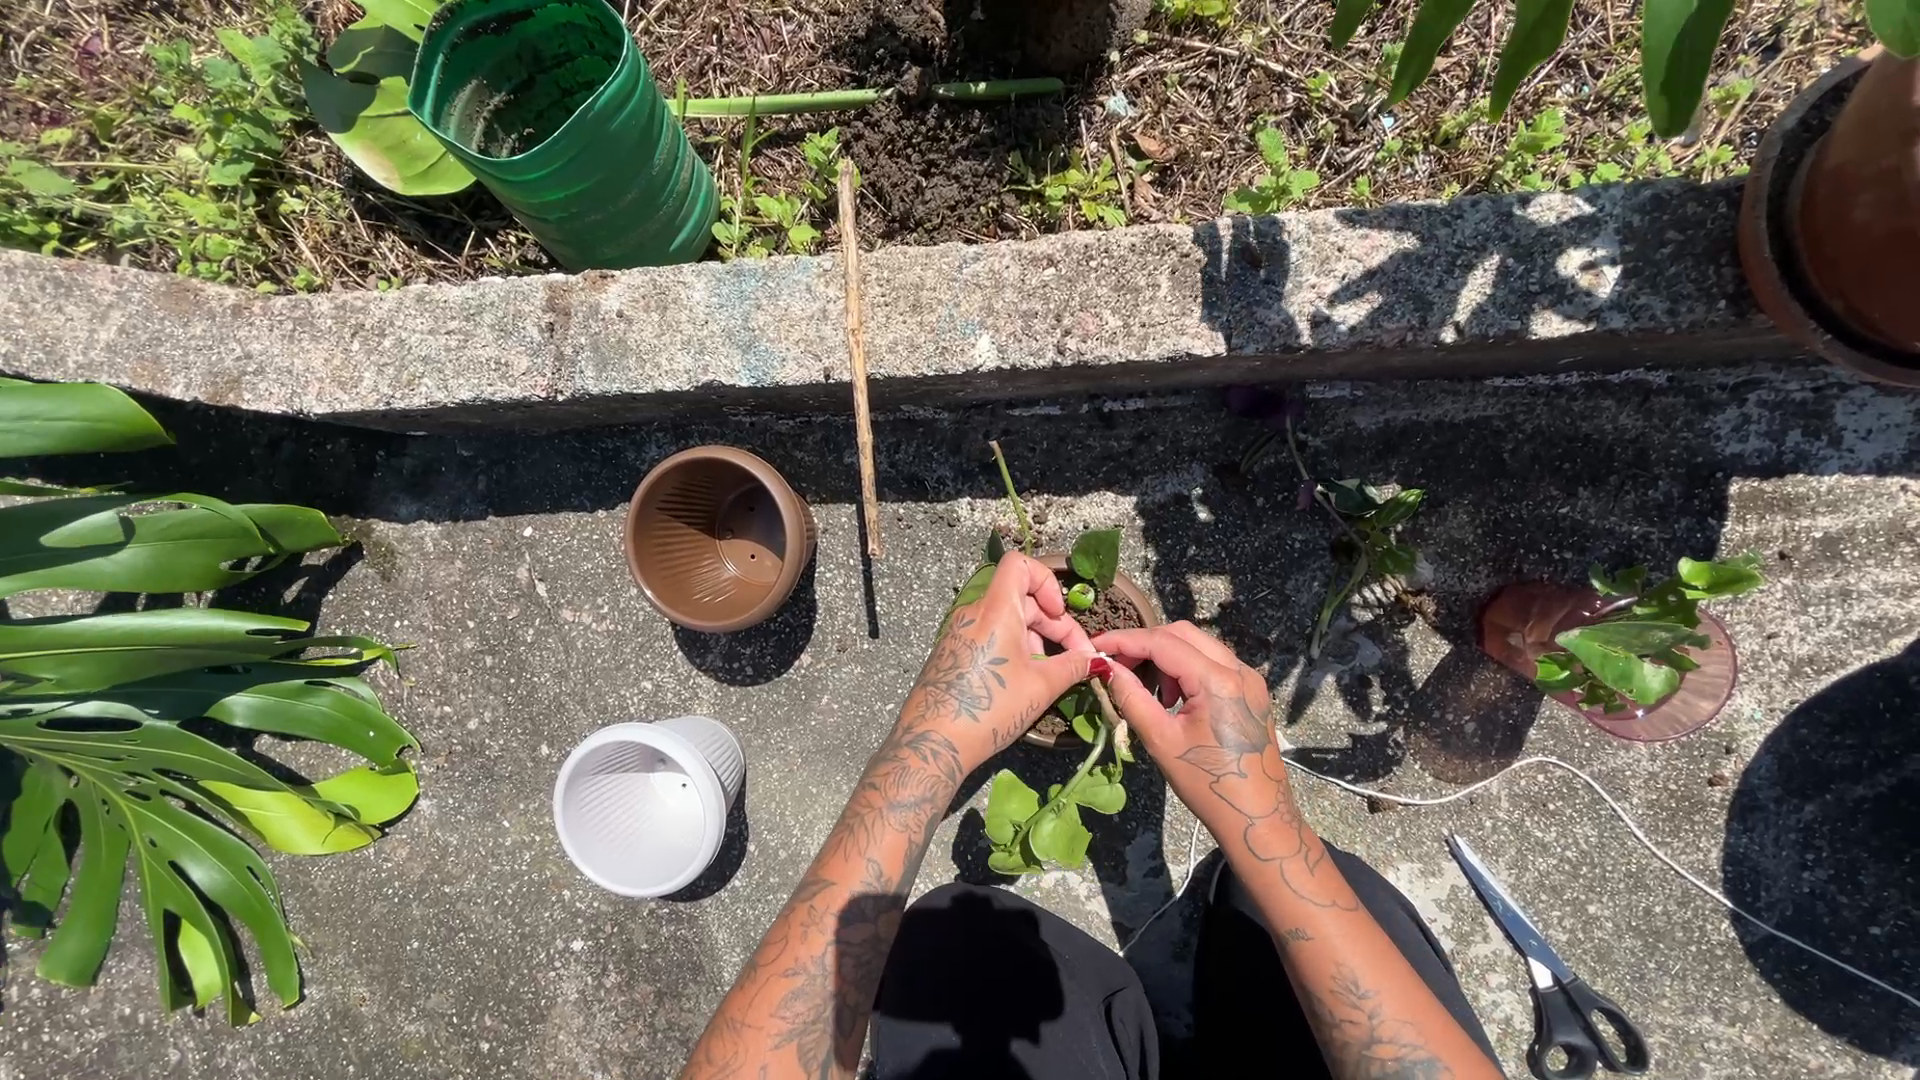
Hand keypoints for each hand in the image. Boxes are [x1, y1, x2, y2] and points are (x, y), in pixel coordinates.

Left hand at [900, 552, 1094, 773]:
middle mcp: (975, 612)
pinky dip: (1013, 648)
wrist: (934, 741)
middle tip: (1076, 657)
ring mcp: (960, 632)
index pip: (1019, 564)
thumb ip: (1073, 666)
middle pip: (1020, 597)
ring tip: (1051, 673)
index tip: (1059, 614)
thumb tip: (1095, 660)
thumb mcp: (1041, 686)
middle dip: (1052, 623)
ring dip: (1034, 639)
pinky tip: (1024, 680)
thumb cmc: (990, 708)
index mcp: (995, 609)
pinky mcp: (953, 652)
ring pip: (1006, 619)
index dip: (1046, 581)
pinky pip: (989, 636)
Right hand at [1093, 623, 1344, 906]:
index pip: (1163, 642)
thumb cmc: (1208, 784)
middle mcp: (1239, 670)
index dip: (1125, 640)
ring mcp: (1250, 678)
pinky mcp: (1252, 690)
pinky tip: (1173, 697)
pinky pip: (1212, 661)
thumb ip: (1130, 696)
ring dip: (1166, 655)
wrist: (1259, 818)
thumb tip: (1103, 667)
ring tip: (1149, 689)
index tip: (1096, 645)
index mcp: (1218, 681)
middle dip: (1145, 643)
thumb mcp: (1161, 740)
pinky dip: (1186, 667)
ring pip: (1198, 644)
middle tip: (1118, 664)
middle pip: (1182, 633)